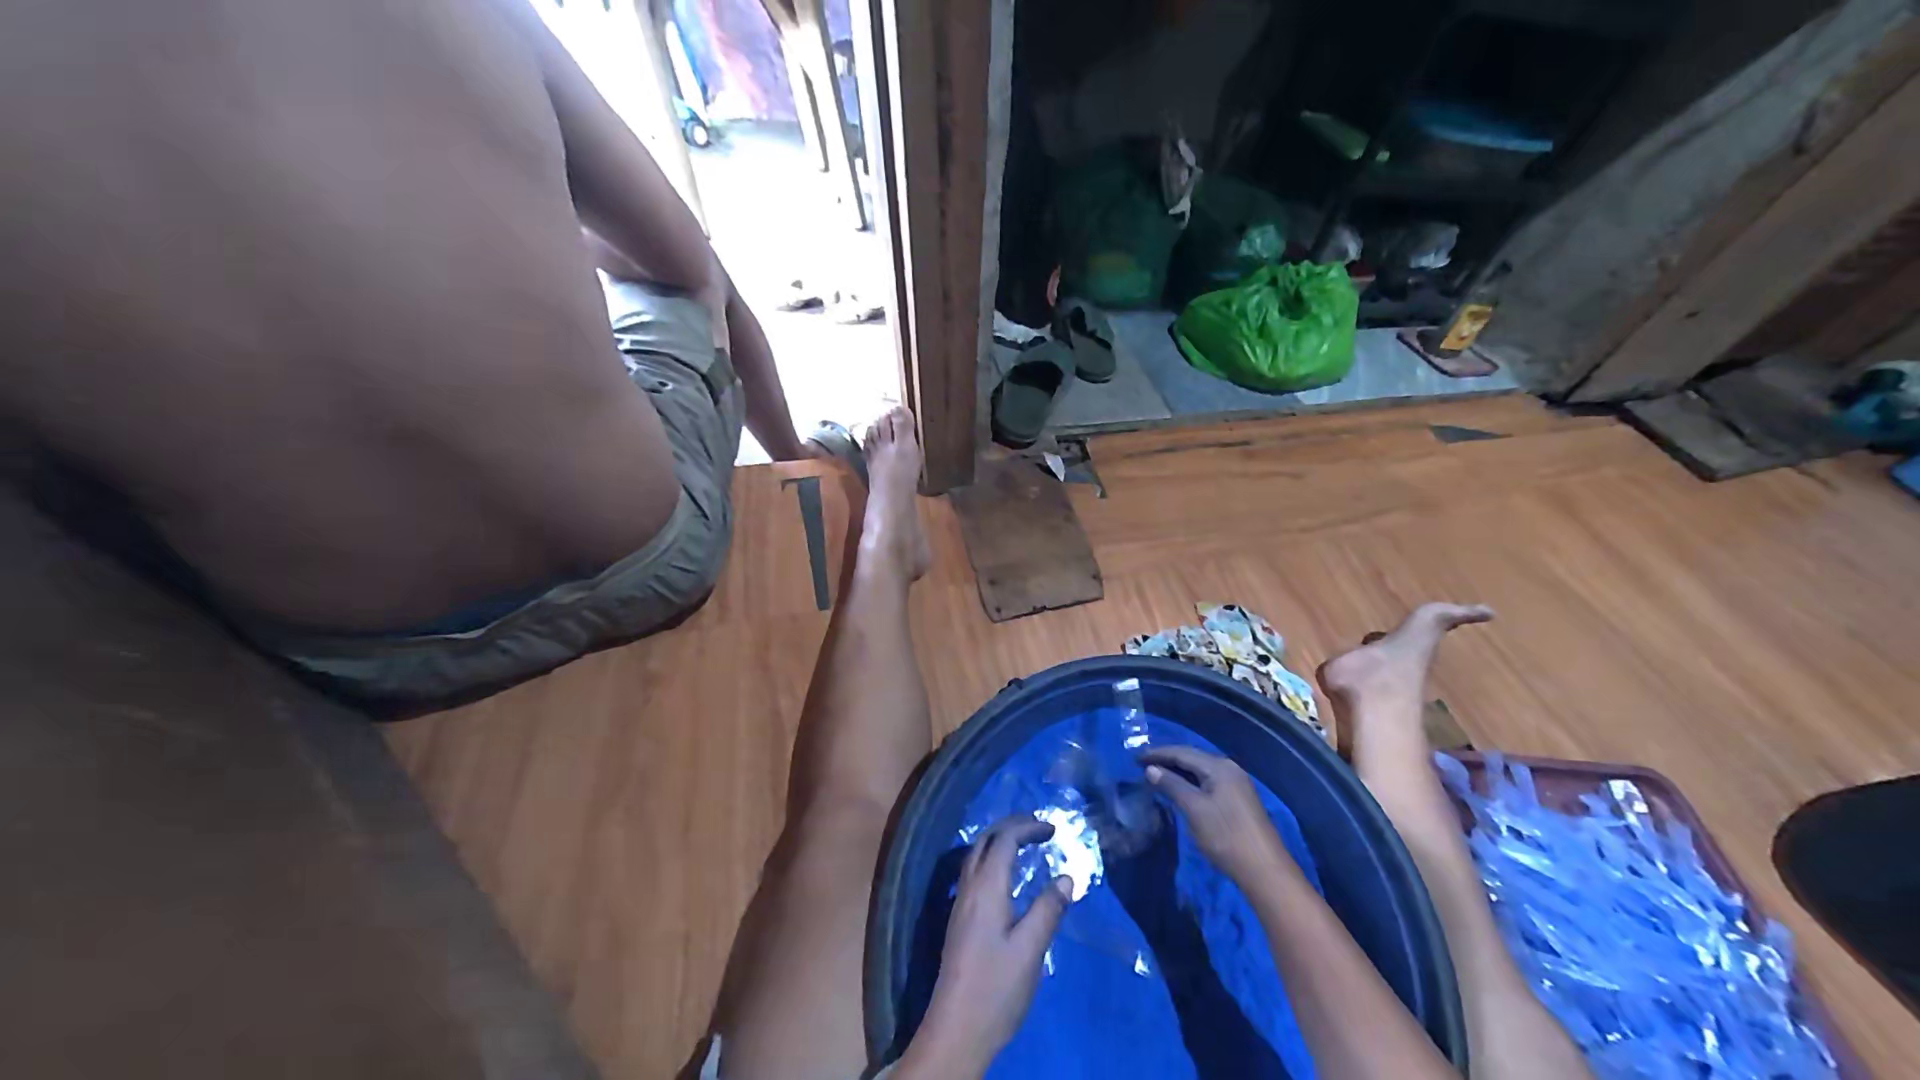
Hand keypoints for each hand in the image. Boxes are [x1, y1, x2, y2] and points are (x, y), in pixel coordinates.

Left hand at [906, 816, 1072, 1077]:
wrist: (955, 1029)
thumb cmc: (996, 988)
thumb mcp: (1030, 950)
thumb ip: (1048, 910)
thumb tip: (1066, 876)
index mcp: (986, 888)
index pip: (1004, 840)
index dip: (1028, 827)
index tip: (1054, 829)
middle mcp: (969, 888)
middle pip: (986, 841)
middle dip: (1011, 827)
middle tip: (1039, 828)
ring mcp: (960, 904)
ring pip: (977, 856)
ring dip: (1000, 842)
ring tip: (1026, 845)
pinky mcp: (960, 921)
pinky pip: (975, 873)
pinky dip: (993, 860)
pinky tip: (1007, 879)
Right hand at [1141, 746, 1296, 886]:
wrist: (1264, 870)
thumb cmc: (1226, 836)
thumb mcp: (1194, 809)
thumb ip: (1172, 785)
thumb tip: (1151, 769)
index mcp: (1219, 767)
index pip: (1182, 752)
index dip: (1157, 754)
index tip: (1135, 758)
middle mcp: (1230, 769)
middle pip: (1193, 758)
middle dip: (1167, 760)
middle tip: (1143, 764)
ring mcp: (1236, 784)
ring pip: (1201, 770)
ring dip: (1178, 771)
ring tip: (1156, 775)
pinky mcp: (1238, 799)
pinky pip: (1208, 781)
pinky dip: (1190, 782)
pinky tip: (1180, 789)